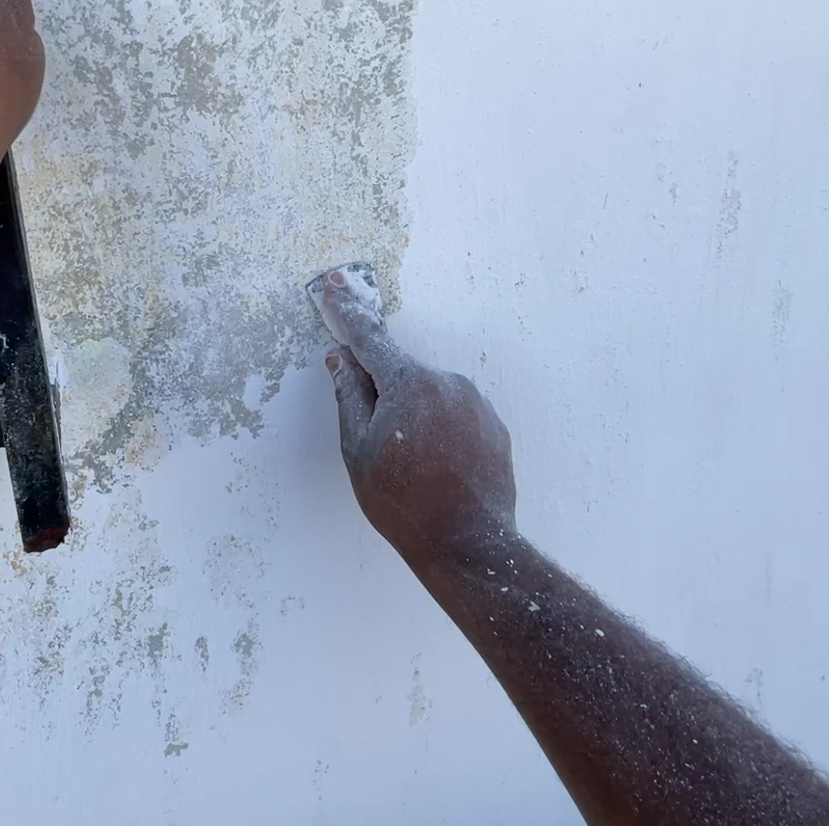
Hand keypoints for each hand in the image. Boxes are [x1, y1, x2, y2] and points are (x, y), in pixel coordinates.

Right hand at [320, 271, 517, 568]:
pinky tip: (435, 468)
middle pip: (400, 373)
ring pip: (428, 396)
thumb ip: (350, 395)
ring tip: (410, 467)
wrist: (469, 544)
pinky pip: (454, 415)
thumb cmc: (402, 500)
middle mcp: (448, 383)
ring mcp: (477, 403)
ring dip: (412, 416)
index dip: (347, 312)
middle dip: (382, 394)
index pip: (370, 338)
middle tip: (376, 443)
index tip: (334, 285)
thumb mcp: (359, 448)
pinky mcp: (494, 426)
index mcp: (410, 383)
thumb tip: (342, 359)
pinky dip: (438, 430)